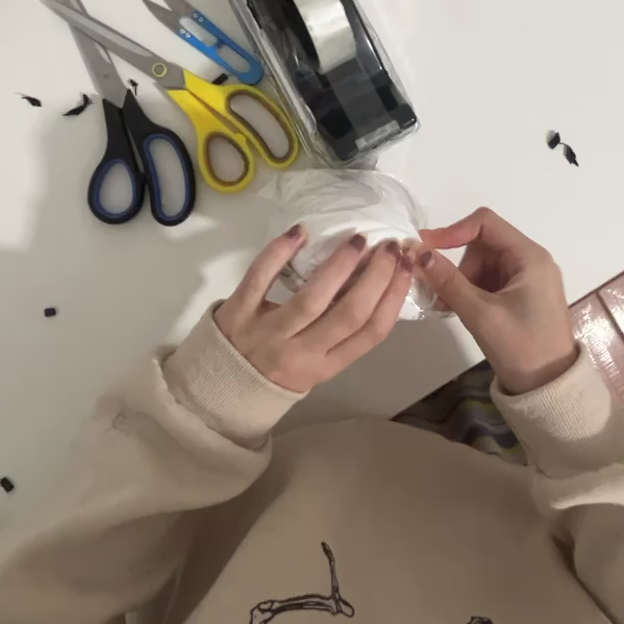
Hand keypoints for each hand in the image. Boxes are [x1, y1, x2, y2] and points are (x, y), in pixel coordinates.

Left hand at [215, 227, 413, 392]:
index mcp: (325, 367)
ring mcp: (267, 333)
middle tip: (389, 247)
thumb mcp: (315, 365)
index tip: (407, 267)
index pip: (370, 333)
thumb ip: (339, 334)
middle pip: (348, 314)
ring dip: (339, 265)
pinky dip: (280, 252)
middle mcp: (299, 353)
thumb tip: (372, 282)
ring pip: (311, 298)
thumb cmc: (276, 372)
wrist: (217, 391)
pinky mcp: (238, 313)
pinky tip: (301, 232)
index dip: (393, 296)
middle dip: (376, 276)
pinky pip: (261, 278)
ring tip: (357, 239)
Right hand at [415, 208, 577, 394]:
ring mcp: (526, 278)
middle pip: (481, 244)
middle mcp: (530, 260)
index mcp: (529, 257)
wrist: (550, 390)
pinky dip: (470, 291)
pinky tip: (458, 310)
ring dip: (461, 281)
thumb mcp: (481, 314)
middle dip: (458, 266)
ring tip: (449, 308)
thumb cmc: (522, 349)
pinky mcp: (520, 295)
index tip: (424, 250)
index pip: (484, 223)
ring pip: (481, 264)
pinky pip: (487, 280)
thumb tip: (416, 252)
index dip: (452, 231)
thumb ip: (448, 281)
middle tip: (441, 294)